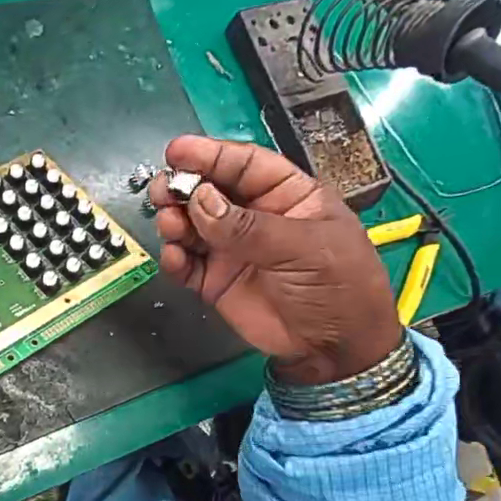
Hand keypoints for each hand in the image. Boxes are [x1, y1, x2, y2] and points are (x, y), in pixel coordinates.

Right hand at [148, 136, 401, 384]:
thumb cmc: (337, 287)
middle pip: (210, 192)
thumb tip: (201, 200)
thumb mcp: (303, 248)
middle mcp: (253, 218)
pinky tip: (173, 258)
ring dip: (175, 222)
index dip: (211, 155)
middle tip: (163, 191)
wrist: (332, 349)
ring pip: (192, 226)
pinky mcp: (215, 283)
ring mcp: (232, 251)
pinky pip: (187, 265)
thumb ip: (249, 227)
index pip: (245, 166)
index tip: (177, 151)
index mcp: (286, 196)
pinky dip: (175, 260)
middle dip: (184, 188)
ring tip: (169, 225)